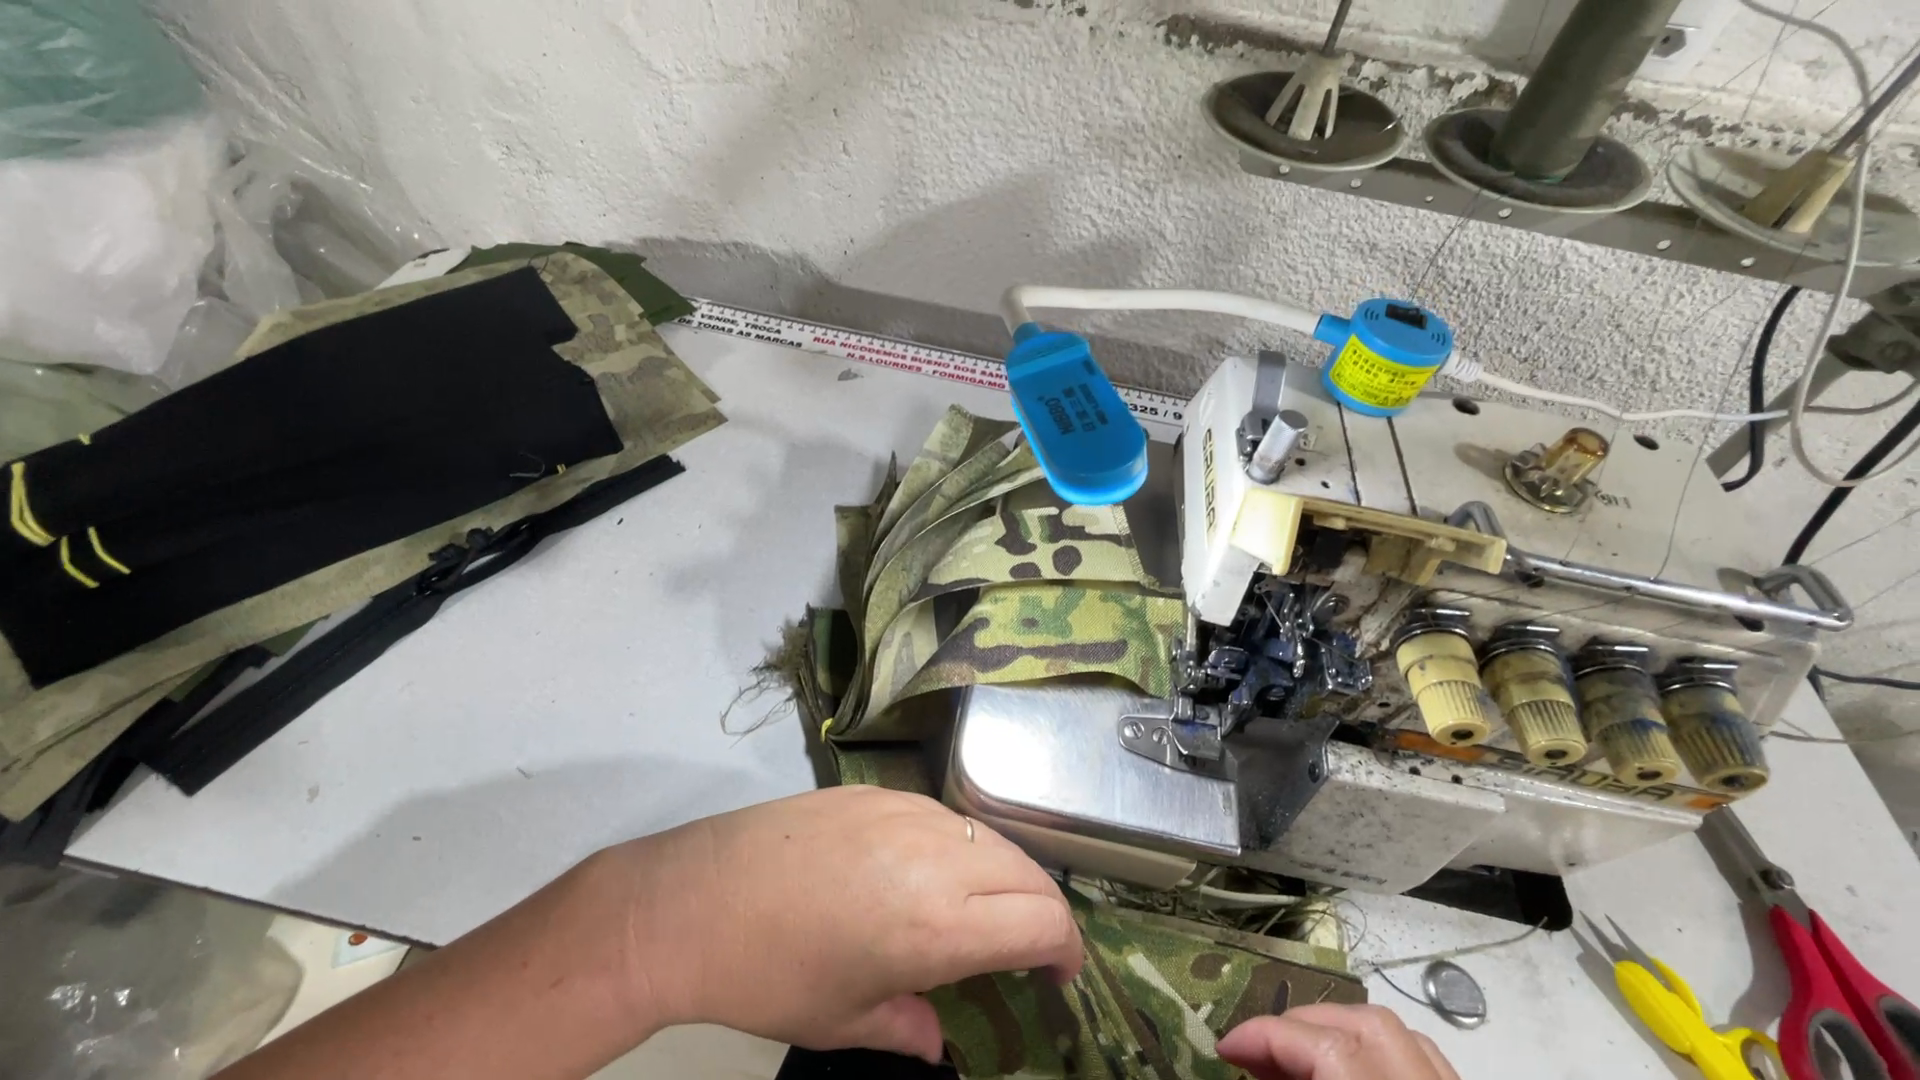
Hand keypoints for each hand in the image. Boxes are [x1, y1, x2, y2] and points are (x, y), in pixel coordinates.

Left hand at [607, 786, 1082, 1062]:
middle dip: (1043, 913)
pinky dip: (961, 846)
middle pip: (1029, 873)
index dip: (1066, 951)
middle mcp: (937, 857)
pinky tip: (928, 872)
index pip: (1043, 922)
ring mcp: (906, 813)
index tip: (1057, 975)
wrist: (692, 900)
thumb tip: (938, 1038)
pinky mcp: (876, 791)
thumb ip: (910, 1027)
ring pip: (990, 837)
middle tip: (1026, 948)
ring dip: (1004, 876)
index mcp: (939, 924)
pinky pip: (944, 816)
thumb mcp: (843, 1021)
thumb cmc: (769, 976)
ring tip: (979, 909)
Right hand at [1218, 1004, 1461, 1079]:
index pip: (1328, 1050)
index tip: (1225, 1049)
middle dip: (1301, 1028)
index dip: (1266, 1037)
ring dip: (1339, 1033)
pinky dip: (1380, 1054)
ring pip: (1404, 1037)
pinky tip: (1348, 1074)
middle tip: (1257, 1057)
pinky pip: (1427, 1063)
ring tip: (1296, 1062)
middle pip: (1369, 1027)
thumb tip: (1251, 1063)